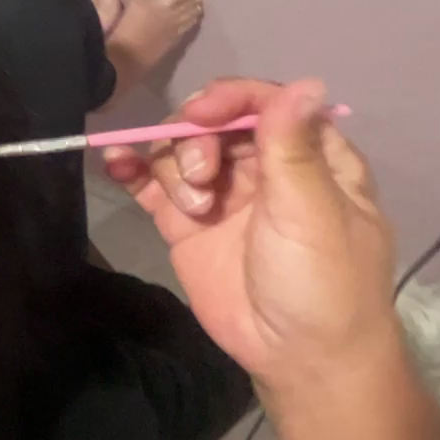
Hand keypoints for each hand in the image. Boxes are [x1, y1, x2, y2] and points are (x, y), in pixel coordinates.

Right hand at [103, 78, 397, 397]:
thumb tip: (305, 81)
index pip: (263, 103)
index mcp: (307, 155)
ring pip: (179, 150)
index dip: (228, 100)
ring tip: (192, 210)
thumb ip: (293, 147)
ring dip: (173, 167)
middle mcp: (260, 165)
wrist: (297, 357)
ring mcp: (219, 193)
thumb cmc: (322, 282)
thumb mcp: (313, 212)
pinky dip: (132, 169)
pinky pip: (152, 185)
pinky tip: (116, 164)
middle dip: (196, 140)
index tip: (200, 116)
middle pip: (211, 123)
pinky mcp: (184, 223)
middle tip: (201, 179)